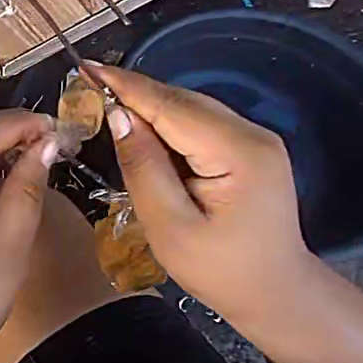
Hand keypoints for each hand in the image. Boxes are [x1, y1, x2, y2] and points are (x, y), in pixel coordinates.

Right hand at [96, 64, 316, 324]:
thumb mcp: (170, 227)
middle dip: (135, 93)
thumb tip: (118, 116)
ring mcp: (254, 140)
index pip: (172, 107)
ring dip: (149, 108)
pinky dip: (167, 125)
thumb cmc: (220, 272)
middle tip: (86, 86)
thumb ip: (143, 168)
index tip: (87, 68)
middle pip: (183, 103)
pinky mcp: (249, 150)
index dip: (127, 86)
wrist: (275, 294)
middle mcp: (252, 134)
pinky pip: (199, 126)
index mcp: (238, 152)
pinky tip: (142, 130)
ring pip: (190, 111)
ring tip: (105, 104)